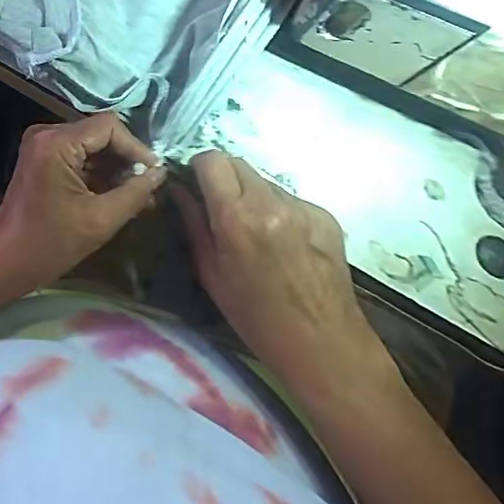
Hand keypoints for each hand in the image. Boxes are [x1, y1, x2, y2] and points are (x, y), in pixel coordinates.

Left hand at [0, 115, 167, 294]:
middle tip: (149, 187)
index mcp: (57, 143)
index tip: (155, 174)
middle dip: (126, 159)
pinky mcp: (41, 156)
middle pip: (100, 133)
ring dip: (114, 167)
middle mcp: (47, 133)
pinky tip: (117, 194)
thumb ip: (135, 193)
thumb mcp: (101, 219)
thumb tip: (160, 173)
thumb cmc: (50, 243)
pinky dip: (98, 172)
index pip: (109, 127)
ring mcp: (41, 144)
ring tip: (139, 195)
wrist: (6, 259)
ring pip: (91, 144)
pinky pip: (78, 154)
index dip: (136, 148)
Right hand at [176, 150, 393, 390]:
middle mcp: (270, 202)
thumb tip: (178, 188)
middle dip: (224, 177)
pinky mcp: (325, 215)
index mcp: (236, 216)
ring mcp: (302, 207)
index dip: (199, 167)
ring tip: (255, 232)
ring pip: (264, 181)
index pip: (212, 159)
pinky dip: (279, 212)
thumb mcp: (210, 271)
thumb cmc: (254, 315)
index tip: (196, 184)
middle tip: (221, 206)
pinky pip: (290, 200)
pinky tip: (284, 245)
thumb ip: (193, 222)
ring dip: (252, 195)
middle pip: (238, 163)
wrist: (322, 343)